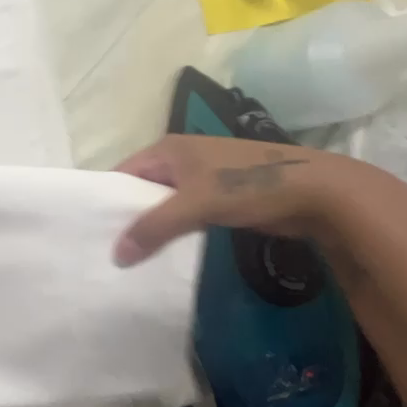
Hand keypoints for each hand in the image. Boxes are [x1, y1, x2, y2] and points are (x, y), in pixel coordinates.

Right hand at [111, 135, 358, 266]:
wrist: (317, 192)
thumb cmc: (250, 184)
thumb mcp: (195, 204)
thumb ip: (154, 228)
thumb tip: (117, 255)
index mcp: (170, 148)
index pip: (123, 173)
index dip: (106, 199)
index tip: (90, 230)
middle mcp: (182, 159)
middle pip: (141, 190)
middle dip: (127, 218)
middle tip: (106, 250)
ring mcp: (203, 179)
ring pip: (164, 206)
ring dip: (151, 229)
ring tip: (129, 258)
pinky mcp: (220, 198)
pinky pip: (184, 217)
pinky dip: (173, 233)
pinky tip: (163, 255)